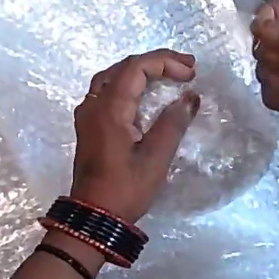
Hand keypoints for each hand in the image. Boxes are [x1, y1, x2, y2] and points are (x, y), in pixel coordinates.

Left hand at [69, 50, 200, 224]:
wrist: (95, 216)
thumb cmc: (126, 188)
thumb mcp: (156, 157)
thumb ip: (173, 123)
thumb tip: (190, 97)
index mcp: (109, 108)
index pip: (136, 68)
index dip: (165, 62)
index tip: (191, 72)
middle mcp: (94, 105)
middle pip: (123, 68)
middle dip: (156, 63)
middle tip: (187, 69)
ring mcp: (87, 115)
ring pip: (112, 78)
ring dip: (140, 71)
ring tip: (169, 75)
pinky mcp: (88, 127)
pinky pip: (106, 92)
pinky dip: (128, 85)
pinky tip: (145, 94)